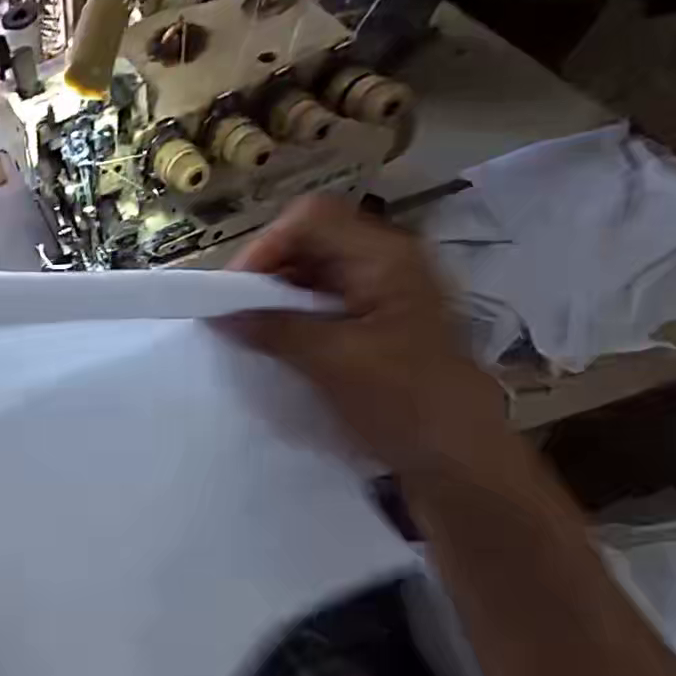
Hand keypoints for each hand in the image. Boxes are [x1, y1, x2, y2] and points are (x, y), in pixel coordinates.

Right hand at [225, 194, 510, 475]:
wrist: (458, 456)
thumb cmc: (406, 402)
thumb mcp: (335, 362)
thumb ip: (275, 330)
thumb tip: (217, 314)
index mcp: (385, 258)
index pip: (310, 219)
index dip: (266, 246)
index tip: (236, 293)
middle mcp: (382, 262)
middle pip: (306, 239)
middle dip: (263, 271)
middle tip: (235, 312)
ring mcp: (377, 289)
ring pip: (306, 270)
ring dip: (271, 295)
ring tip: (248, 329)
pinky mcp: (368, 317)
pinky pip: (314, 298)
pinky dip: (286, 313)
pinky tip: (272, 342)